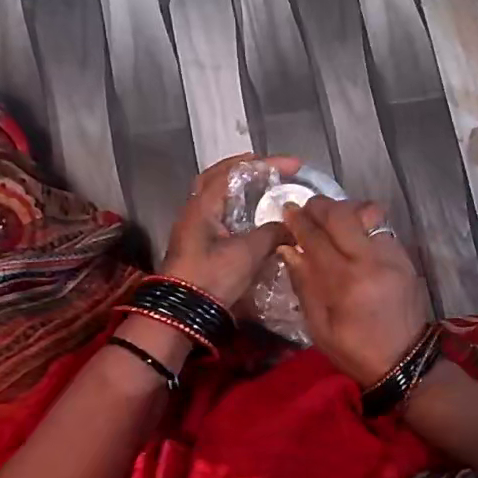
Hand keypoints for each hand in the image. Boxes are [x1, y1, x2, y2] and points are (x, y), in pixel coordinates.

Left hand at [159, 154, 298, 307]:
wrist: (184, 313)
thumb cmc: (213, 277)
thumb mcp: (247, 252)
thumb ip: (271, 233)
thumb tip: (290, 227)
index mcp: (203, 205)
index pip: (233, 170)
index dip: (264, 164)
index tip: (293, 166)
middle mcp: (195, 211)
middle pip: (220, 178)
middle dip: (248, 171)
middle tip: (273, 173)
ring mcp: (195, 229)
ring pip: (220, 199)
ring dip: (243, 192)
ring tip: (268, 193)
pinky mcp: (199, 247)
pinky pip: (221, 217)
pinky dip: (240, 211)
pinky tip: (257, 220)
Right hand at [282, 196, 430, 386]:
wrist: (404, 361)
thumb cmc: (354, 351)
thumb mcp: (319, 327)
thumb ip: (305, 285)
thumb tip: (289, 250)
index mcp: (346, 284)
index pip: (316, 239)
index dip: (299, 222)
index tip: (287, 211)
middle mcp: (371, 262)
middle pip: (343, 215)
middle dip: (320, 207)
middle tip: (306, 209)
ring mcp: (392, 257)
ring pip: (365, 215)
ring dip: (343, 212)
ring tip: (329, 220)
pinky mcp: (405, 258)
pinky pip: (380, 230)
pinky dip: (362, 227)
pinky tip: (352, 238)